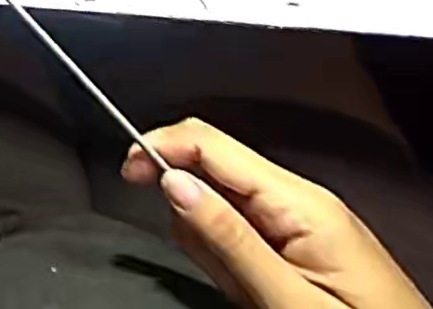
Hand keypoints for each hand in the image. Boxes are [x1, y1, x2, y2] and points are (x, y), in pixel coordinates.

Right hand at [122, 119, 430, 308]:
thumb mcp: (294, 304)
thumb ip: (229, 239)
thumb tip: (169, 178)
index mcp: (301, 202)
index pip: (206, 140)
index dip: (158, 146)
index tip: (129, 175)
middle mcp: (300, 198)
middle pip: (208, 163)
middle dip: (191, 207)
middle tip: (213, 264)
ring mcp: (302, 218)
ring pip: (216, 195)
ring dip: (210, 237)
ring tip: (245, 289)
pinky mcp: (300, 238)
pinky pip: (238, 221)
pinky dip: (228, 249)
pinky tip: (252, 285)